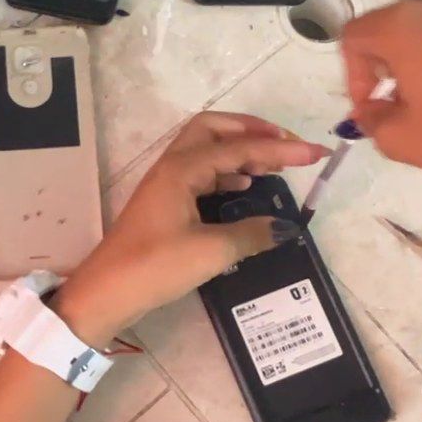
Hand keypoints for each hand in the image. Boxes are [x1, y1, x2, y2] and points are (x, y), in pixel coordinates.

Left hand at [56, 113, 328, 342]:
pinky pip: (199, 173)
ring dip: (238, 150)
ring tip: (271, 166)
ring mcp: (165, 184)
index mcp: (182, 169)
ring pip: (205, 150)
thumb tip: (283, 228)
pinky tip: (241, 187)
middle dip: (252, 131)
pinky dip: (225, 172)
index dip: (280, 150)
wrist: (107, 292)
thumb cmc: (155, 267)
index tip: (315, 153)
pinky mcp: (163, 203)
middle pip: (214, 129)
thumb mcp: (211, 252)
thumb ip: (251, 234)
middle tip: (285, 146)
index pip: (239, 147)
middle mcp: (172, 167)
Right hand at [341, 0, 421, 204]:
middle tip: (397, 109)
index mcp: (404, 25)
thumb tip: (372, 108)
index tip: (369, 110)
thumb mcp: (400, 140)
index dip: (351, 76)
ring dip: (419, 63)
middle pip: (392, 27)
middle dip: (384, 66)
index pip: (354, 36)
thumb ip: (371, 119)